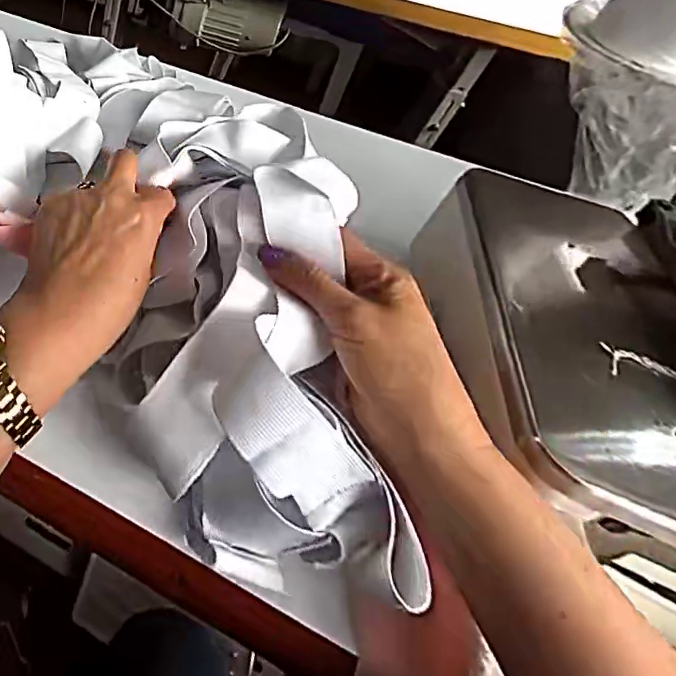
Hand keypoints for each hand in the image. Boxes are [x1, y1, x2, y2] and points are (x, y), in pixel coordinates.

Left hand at [1, 149, 174, 408]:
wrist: (57, 315)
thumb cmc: (103, 306)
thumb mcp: (143, 273)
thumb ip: (145, 241)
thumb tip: (140, 235)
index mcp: (143, 215)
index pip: (161, 194)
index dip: (158, 206)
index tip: (153, 213)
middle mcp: (112, 197)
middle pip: (125, 160)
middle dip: (127, 171)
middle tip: (124, 192)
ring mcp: (79, 198)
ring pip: (90, 184)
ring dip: (93, 200)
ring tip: (86, 230)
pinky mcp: (51, 205)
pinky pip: (65, 200)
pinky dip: (67, 213)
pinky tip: (66, 239)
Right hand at [259, 231, 490, 472]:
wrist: (421, 443)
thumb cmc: (411, 379)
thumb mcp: (355, 317)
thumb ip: (312, 282)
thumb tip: (278, 255)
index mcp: (385, 279)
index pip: (337, 242)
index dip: (302, 235)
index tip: (267, 232)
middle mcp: (370, 301)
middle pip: (321, 273)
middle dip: (289, 269)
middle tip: (254, 261)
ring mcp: (354, 331)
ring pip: (311, 304)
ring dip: (286, 301)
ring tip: (255, 290)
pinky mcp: (339, 359)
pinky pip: (307, 334)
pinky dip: (289, 329)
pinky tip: (270, 323)